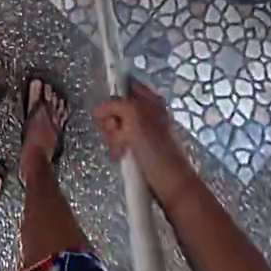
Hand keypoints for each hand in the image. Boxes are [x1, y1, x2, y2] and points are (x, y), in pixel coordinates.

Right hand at [95, 81, 200, 204]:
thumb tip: (99, 109)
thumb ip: (116, 106)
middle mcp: (146, 112)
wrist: (171, 185)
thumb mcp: (135, 118)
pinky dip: (115, 146)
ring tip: (120, 147)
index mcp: (151, 101)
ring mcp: (140, 130)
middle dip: (111, 119)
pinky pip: (116, 139)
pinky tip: (119, 155)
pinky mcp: (135, 147)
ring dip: (112, 135)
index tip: (108, 105)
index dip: (115, 92)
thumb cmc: (157, 150)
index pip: (127, 85)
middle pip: (116, 106)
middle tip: (115, 130)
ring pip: (114, 123)